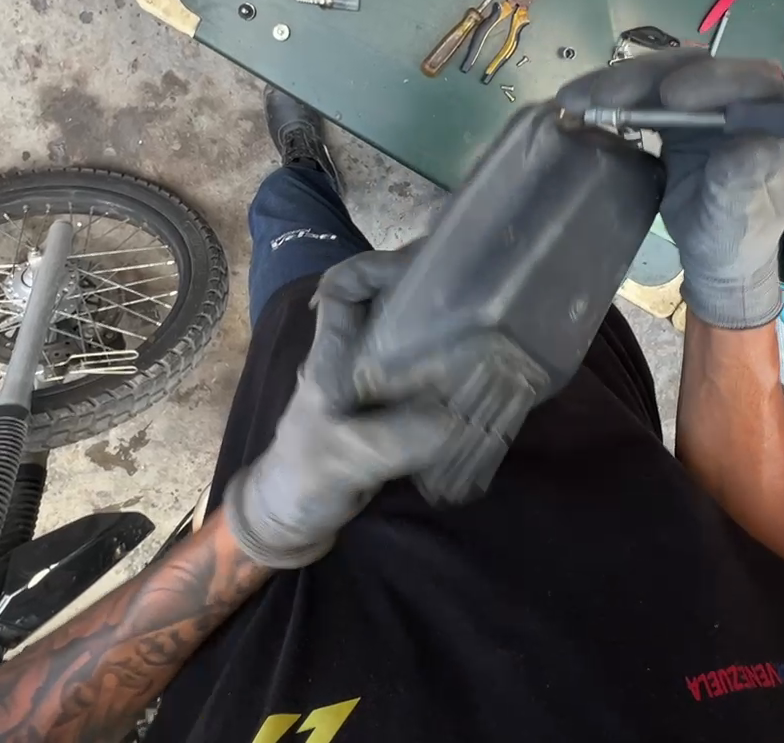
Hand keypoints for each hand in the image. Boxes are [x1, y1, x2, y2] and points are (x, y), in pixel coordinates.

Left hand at [225, 249, 456, 568]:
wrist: (292, 515)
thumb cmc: (304, 477)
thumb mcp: (346, 457)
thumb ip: (396, 438)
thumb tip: (457, 419)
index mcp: (335, 355)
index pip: (344, 292)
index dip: (369, 270)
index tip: (412, 268)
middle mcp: (356, 359)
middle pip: (387, 308)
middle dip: (425, 294)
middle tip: (474, 292)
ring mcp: (374, 384)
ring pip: (409, 341)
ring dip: (443, 333)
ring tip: (491, 326)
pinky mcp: (391, 410)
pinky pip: (423, 378)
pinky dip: (449, 373)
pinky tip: (482, 375)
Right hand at [557, 52, 783, 328]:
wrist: (715, 256)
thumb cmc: (737, 238)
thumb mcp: (740, 216)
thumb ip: (744, 179)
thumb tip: (749, 142)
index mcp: (769, 120)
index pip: (751, 82)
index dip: (712, 80)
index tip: (671, 96)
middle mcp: (736, 101)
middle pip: (693, 68)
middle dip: (644, 78)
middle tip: (602, 98)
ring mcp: (699, 104)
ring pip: (659, 76)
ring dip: (614, 84)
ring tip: (574, 99)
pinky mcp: (669, 114)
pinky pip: (638, 95)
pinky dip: (604, 98)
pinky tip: (576, 104)